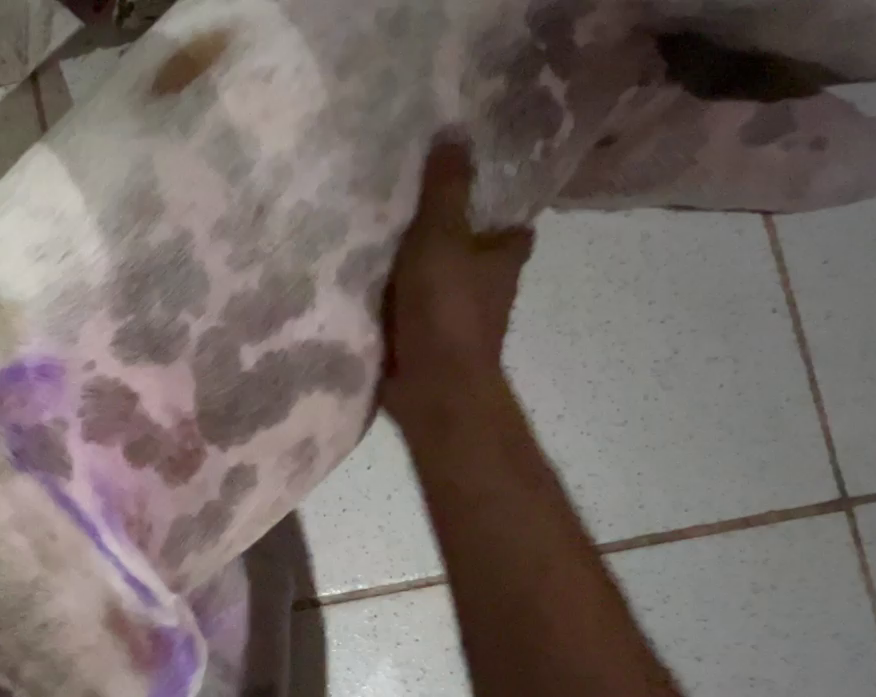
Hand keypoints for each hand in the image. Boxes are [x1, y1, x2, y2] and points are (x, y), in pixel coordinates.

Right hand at [380, 142, 535, 430]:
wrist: (431, 387)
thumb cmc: (444, 309)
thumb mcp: (441, 237)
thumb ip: (444, 190)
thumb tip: (455, 130)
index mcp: (505, 257)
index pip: (510, 227)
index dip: (493, 213)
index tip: (462, 197)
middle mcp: (489, 289)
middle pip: (472, 257)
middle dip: (450, 245)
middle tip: (408, 221)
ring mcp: (456, 322)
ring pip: (439, 288)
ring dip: (418, 278)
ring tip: (375, 254)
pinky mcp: (425, 347)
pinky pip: (409, 316)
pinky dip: (395, 308)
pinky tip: (364, 296)